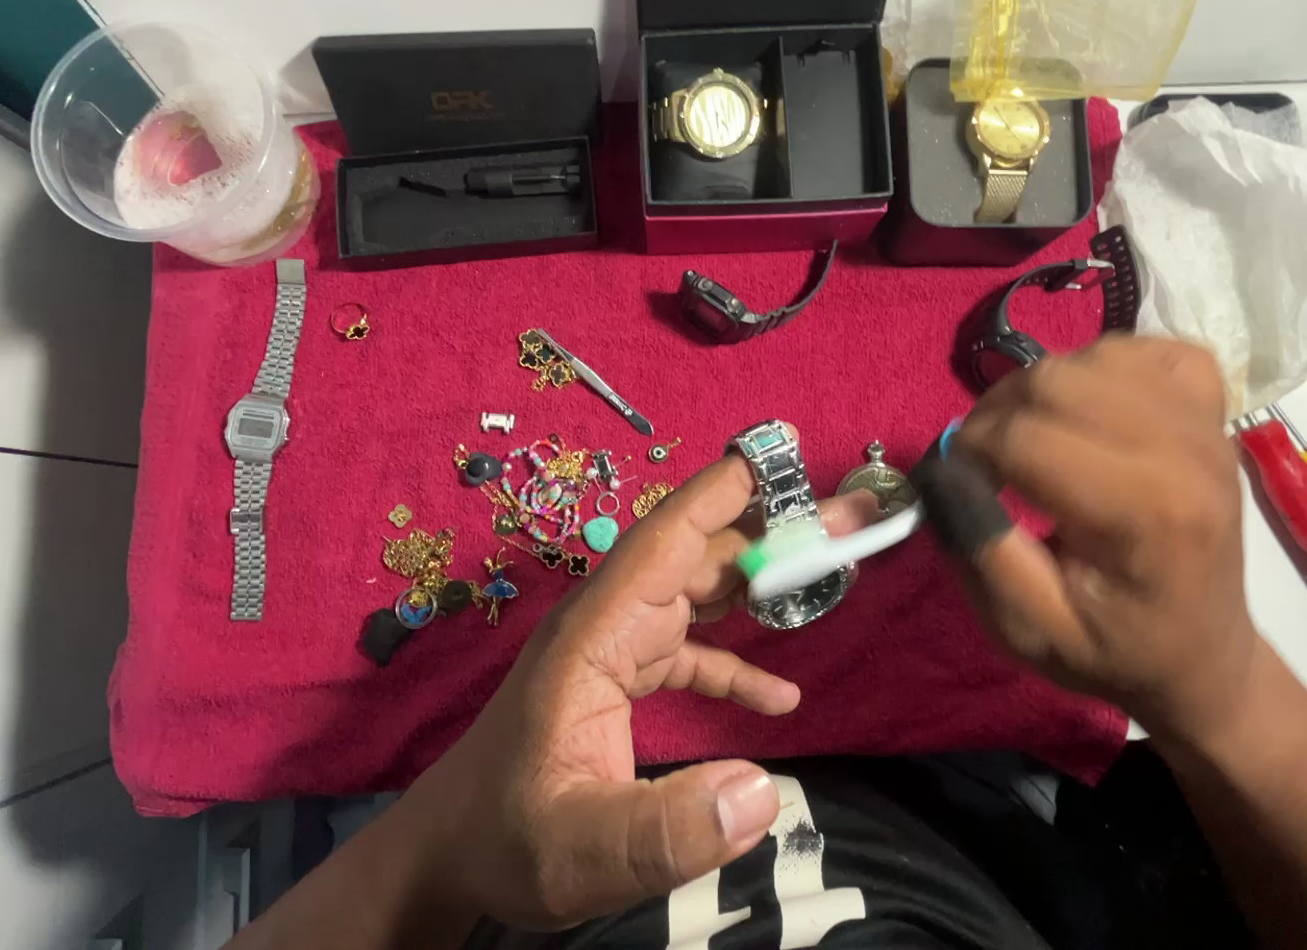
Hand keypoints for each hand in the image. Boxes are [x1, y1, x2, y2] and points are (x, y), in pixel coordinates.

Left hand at [408, 451, 876, 930]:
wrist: (455, 851)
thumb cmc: (505, 837)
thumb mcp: (582, 847)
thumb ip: (666, 829)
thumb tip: (764, 792)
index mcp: (596, 632)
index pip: (664, 540)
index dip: (720, 493)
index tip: (780, 455)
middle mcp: (611, 622)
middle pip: (697, 555)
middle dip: (772, 531)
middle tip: (850, 516)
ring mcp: (618, 647)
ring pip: (699, 591)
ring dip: (762, 579)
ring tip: (833, 567)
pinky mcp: (625, 678)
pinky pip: (692, 652)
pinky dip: (735, 660)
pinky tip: (776, 696)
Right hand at [916, 336, 1255, 743]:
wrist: (1200, 655)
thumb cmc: (1110, 649)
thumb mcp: (1025, 628)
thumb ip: (979, 547)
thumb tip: (942, 468)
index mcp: (1145, 513)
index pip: (1025, 437)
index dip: (968, 453)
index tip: (961, 489)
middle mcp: (1187, 452)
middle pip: (1054, 380)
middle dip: (994, 414)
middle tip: (984, 464)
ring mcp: (1207, 421)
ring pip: (1089, 355)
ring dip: (1036, 389)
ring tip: (1027, 436)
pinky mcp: (1212, 405)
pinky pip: (1140, 348)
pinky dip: (1094, 365)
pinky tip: (1083, 408)